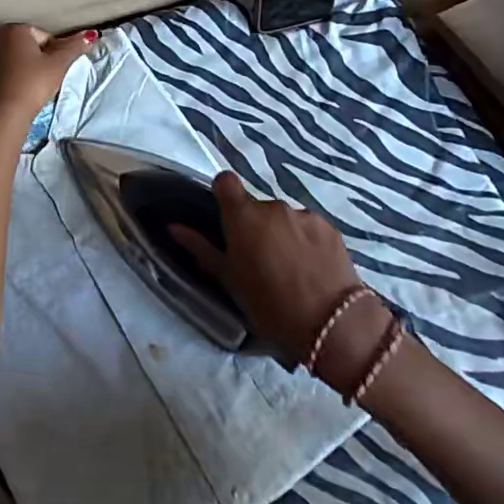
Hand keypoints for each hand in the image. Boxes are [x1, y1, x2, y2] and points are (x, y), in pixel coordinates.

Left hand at [0, 24, 96, 122]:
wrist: (5, 113)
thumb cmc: (33, 83)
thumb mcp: (59, 64)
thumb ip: (75, 47)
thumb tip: (90, 35)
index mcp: (14, 28)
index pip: (45, 36)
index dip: (55, 53)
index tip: (56, 68)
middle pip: (29, 45)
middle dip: (40, 58)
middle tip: (47, 76)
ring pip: (16, 57)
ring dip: (27, 67)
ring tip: (34, 85)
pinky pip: (5, 70)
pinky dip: (15, 77)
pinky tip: (21, 90)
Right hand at [174, 173, 373, 365]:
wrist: (329, 321)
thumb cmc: (270, 305)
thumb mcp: (230, 281)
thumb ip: (202, 249)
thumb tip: (174, 227)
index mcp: (244, 217)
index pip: (226, 182)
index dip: (223, 194)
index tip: (227, 219)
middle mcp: (274, 207)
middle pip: (257, 206)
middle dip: (255, 227)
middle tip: (259, 261)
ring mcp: (304, 214)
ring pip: (284, 218)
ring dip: (281, 234)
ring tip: (289, 270)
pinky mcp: (329, 226)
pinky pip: (308, 226)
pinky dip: (305, 241)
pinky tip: (311, 269)